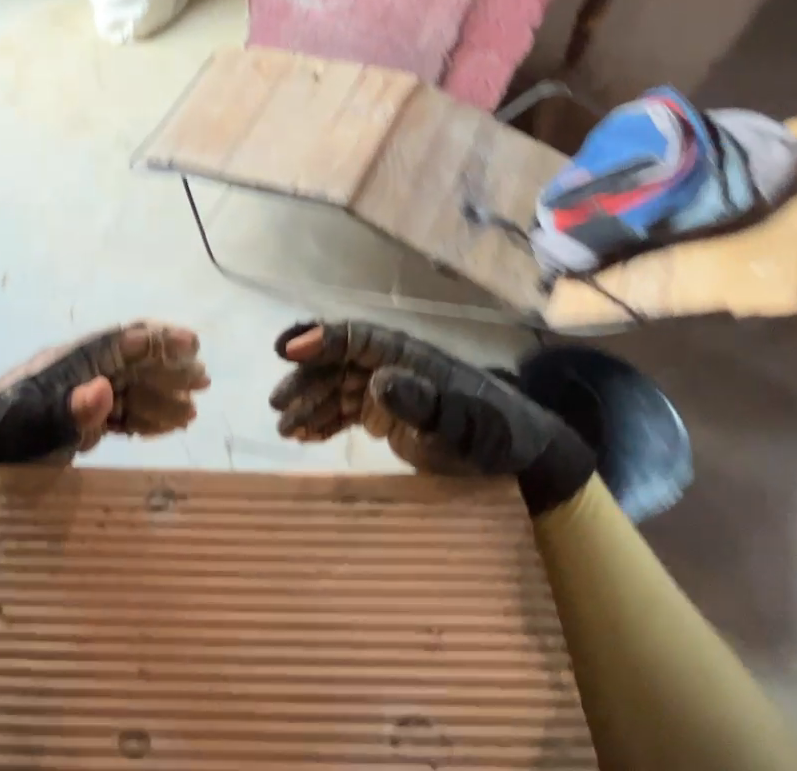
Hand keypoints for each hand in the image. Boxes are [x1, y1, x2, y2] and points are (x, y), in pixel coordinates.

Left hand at [0, 321, 207, 520]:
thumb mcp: (32, 427)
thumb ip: (69, 410)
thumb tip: (105, 388)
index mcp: (67, 364)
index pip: (119, 342)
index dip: (156, 340)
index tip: (191, 345)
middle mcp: (76, 375)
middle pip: (131, 363)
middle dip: (167, 368)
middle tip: (203, 381)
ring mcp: (77, 400)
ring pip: (129, 390)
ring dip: (161, 395)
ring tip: (192, 410)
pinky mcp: (77, 425)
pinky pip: (119, 415)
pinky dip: (144, 419)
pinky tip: (166, 427)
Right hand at [268, 320, 595, 513]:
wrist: (519, 457)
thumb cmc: (493, 435)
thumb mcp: (461, 423)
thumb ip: (423, 401)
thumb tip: (377, 380)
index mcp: (406, 356)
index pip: (355, 337)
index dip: (319, 340)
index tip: (287, 351)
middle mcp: (390, 365)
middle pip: (335, 363)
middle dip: (304, 380)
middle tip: (277, 407)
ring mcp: (385, 389)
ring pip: (333, 387)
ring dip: (307, 405)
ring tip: (284, 430)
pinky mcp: (383, 413)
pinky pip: (342, 410)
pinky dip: (321, 422)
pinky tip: (304, 437)